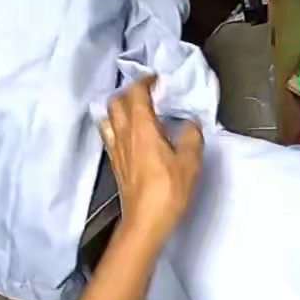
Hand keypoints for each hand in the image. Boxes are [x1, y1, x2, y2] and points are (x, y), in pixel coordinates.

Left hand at [100, 76, 203, 247]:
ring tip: (134, 107)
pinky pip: (109, 133)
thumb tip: (190, 123)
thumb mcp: (190, 162)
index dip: (145, 82)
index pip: (137, 95)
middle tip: (147, 90)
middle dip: (130, 91)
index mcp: (143, 129)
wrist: (146, 220)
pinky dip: (115, 123)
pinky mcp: (115, 161)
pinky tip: (127, 130)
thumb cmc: (169, 190)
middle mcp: (124, 134)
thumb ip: (191, 137)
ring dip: (119, 106)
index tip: (157, 79)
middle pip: (117, 102)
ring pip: (108, 116)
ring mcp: (116, 148)